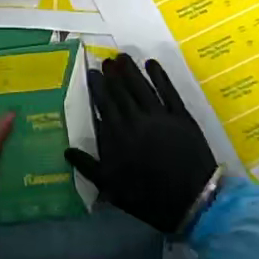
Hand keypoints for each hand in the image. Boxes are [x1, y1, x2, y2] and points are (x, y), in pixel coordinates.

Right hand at [65, 53, 219, 237]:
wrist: (192, 201)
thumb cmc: (147, 196)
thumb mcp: (110, 186)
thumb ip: (88, 166)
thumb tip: (67, 150)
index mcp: (118, 136)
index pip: (105, 104)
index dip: (98, 87)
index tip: (92, 73)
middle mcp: (137, 120)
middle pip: (122, 92)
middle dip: (113, 75)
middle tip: (105, 60)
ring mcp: (161, 117)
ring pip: (143, 88)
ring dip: (132, 71)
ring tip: (123, 57)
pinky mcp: (182, 118)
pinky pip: (169, 92)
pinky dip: (161, 77)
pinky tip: (153, 65)